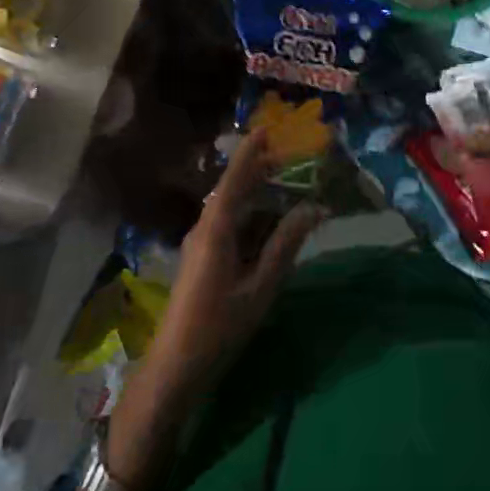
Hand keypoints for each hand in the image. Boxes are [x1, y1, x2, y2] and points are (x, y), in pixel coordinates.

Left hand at [158, 128, 324, 378]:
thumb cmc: (220, 325)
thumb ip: (284, 246)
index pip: (234, 180)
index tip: (266, 128)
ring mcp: (198, 242)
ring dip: (252, 192)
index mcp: (215, 229)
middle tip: (287, 154)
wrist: (176, 361)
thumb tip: (313, 208)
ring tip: (281, 180)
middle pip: (230, 189)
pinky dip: (247, 214)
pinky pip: (225, 224)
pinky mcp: (200, 257)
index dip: (250, 153)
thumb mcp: (260, 287)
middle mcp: (203, 227)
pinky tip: (265, 218)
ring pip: (228, 207)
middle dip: (255, 170)